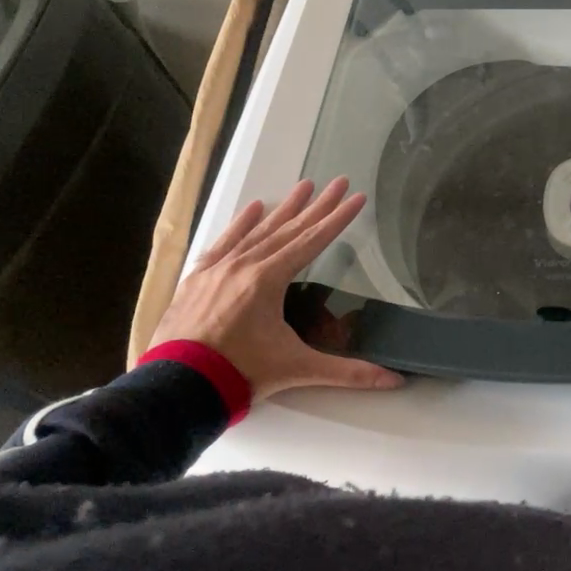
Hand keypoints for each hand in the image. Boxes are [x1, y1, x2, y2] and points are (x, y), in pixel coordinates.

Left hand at [150, 178, 404, 399]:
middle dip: (318, 205)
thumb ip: (347, 372)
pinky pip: (224, 243)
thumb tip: (394, 381)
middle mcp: (244, 266)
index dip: (339, 219)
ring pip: (258, 231)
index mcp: (269, 280)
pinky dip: (240, 225)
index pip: (313, 242)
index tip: (356, 197)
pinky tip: (253, 208)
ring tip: (304, 186)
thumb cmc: (240, 374)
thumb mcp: (297, 369)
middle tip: (338, 181)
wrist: (175, 388)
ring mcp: (217, 270)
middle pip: (290, 229)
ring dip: (284, 209)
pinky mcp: (197, 279)